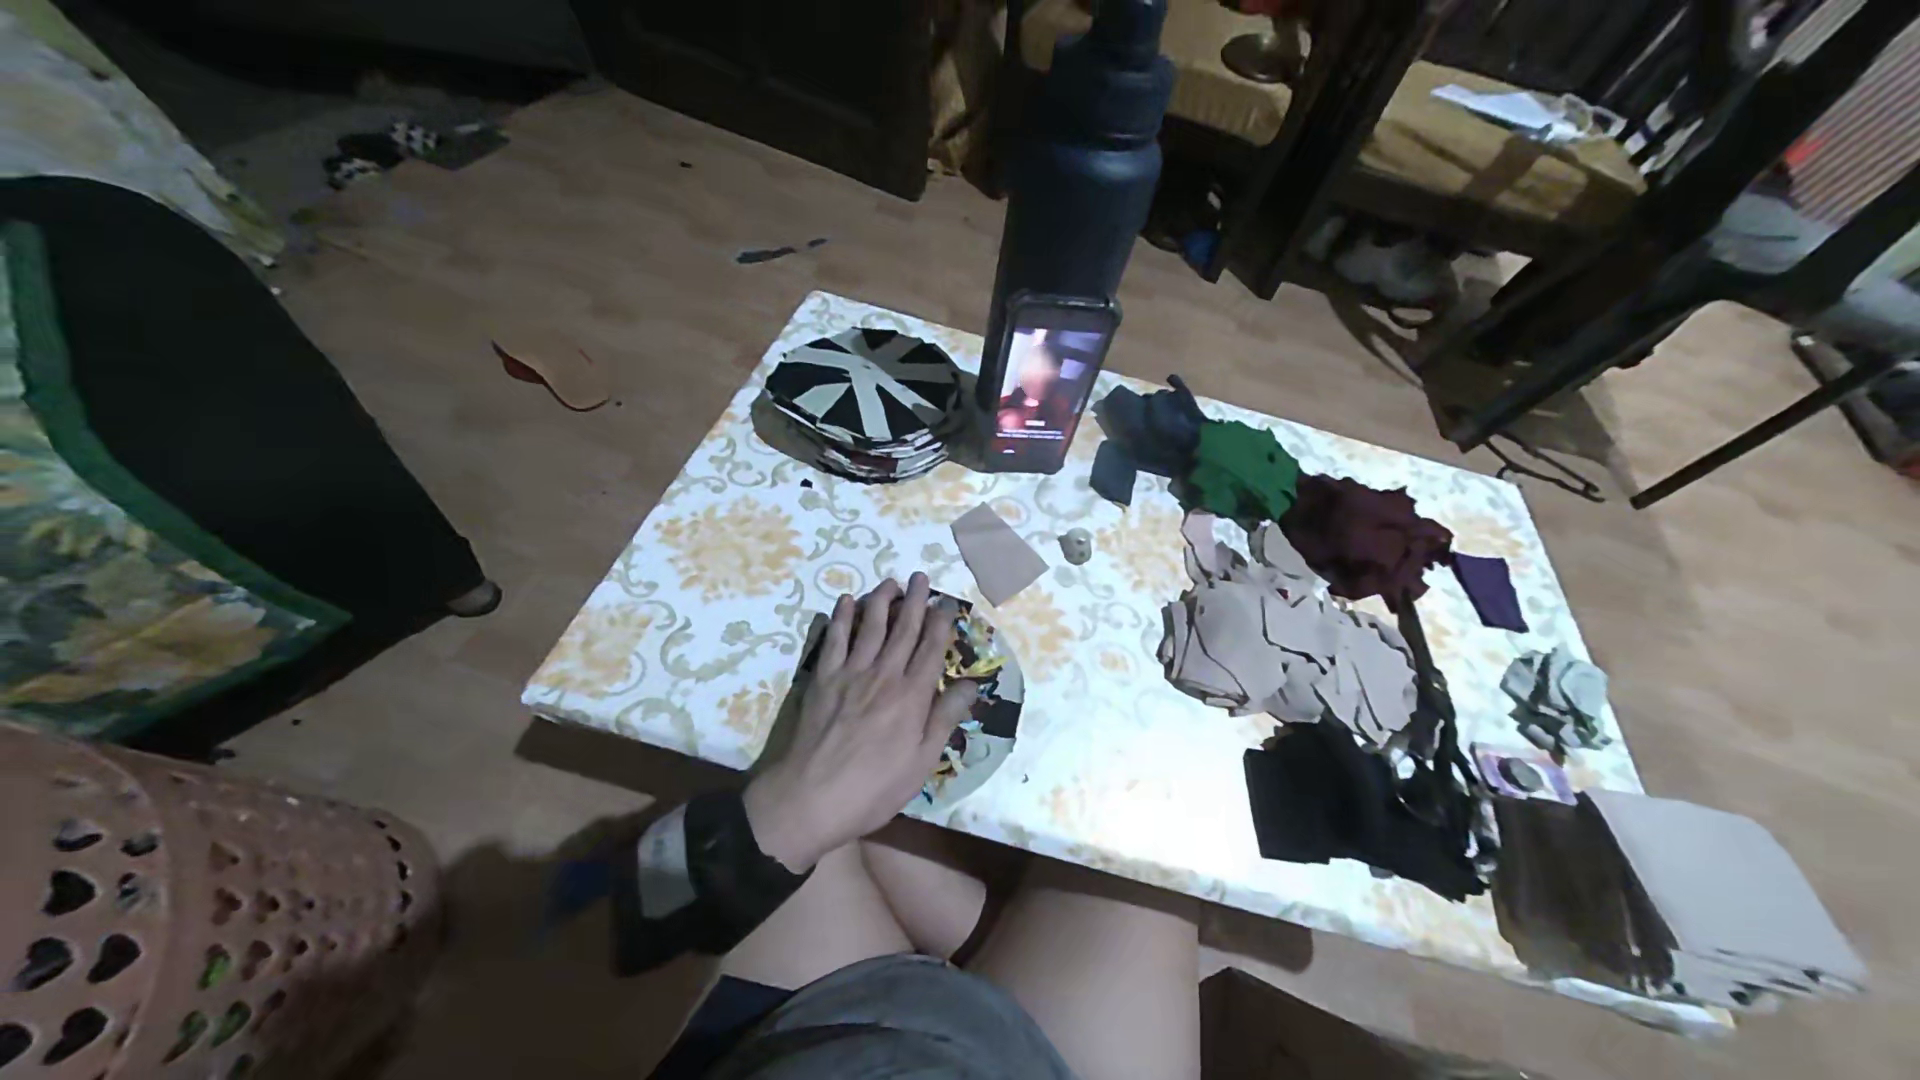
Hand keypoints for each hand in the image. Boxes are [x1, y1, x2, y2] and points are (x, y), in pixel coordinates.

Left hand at [742, 573, 976, 871]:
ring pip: (870, 626)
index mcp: (912, 696)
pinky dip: (841, 618)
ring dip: (881, 600)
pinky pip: (834, 639)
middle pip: (903, 629)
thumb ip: (944, 718)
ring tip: (890, 582)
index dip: (941, 622)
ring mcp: (850, 673)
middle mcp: (884, 675)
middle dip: (915, 600)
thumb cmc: (873, 788)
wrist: (810, 797)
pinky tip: (846, 601)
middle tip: (920, 577)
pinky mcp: (822, 678)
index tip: (946, 603)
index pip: (931, 648)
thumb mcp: (922, 762)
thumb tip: (971, 685)